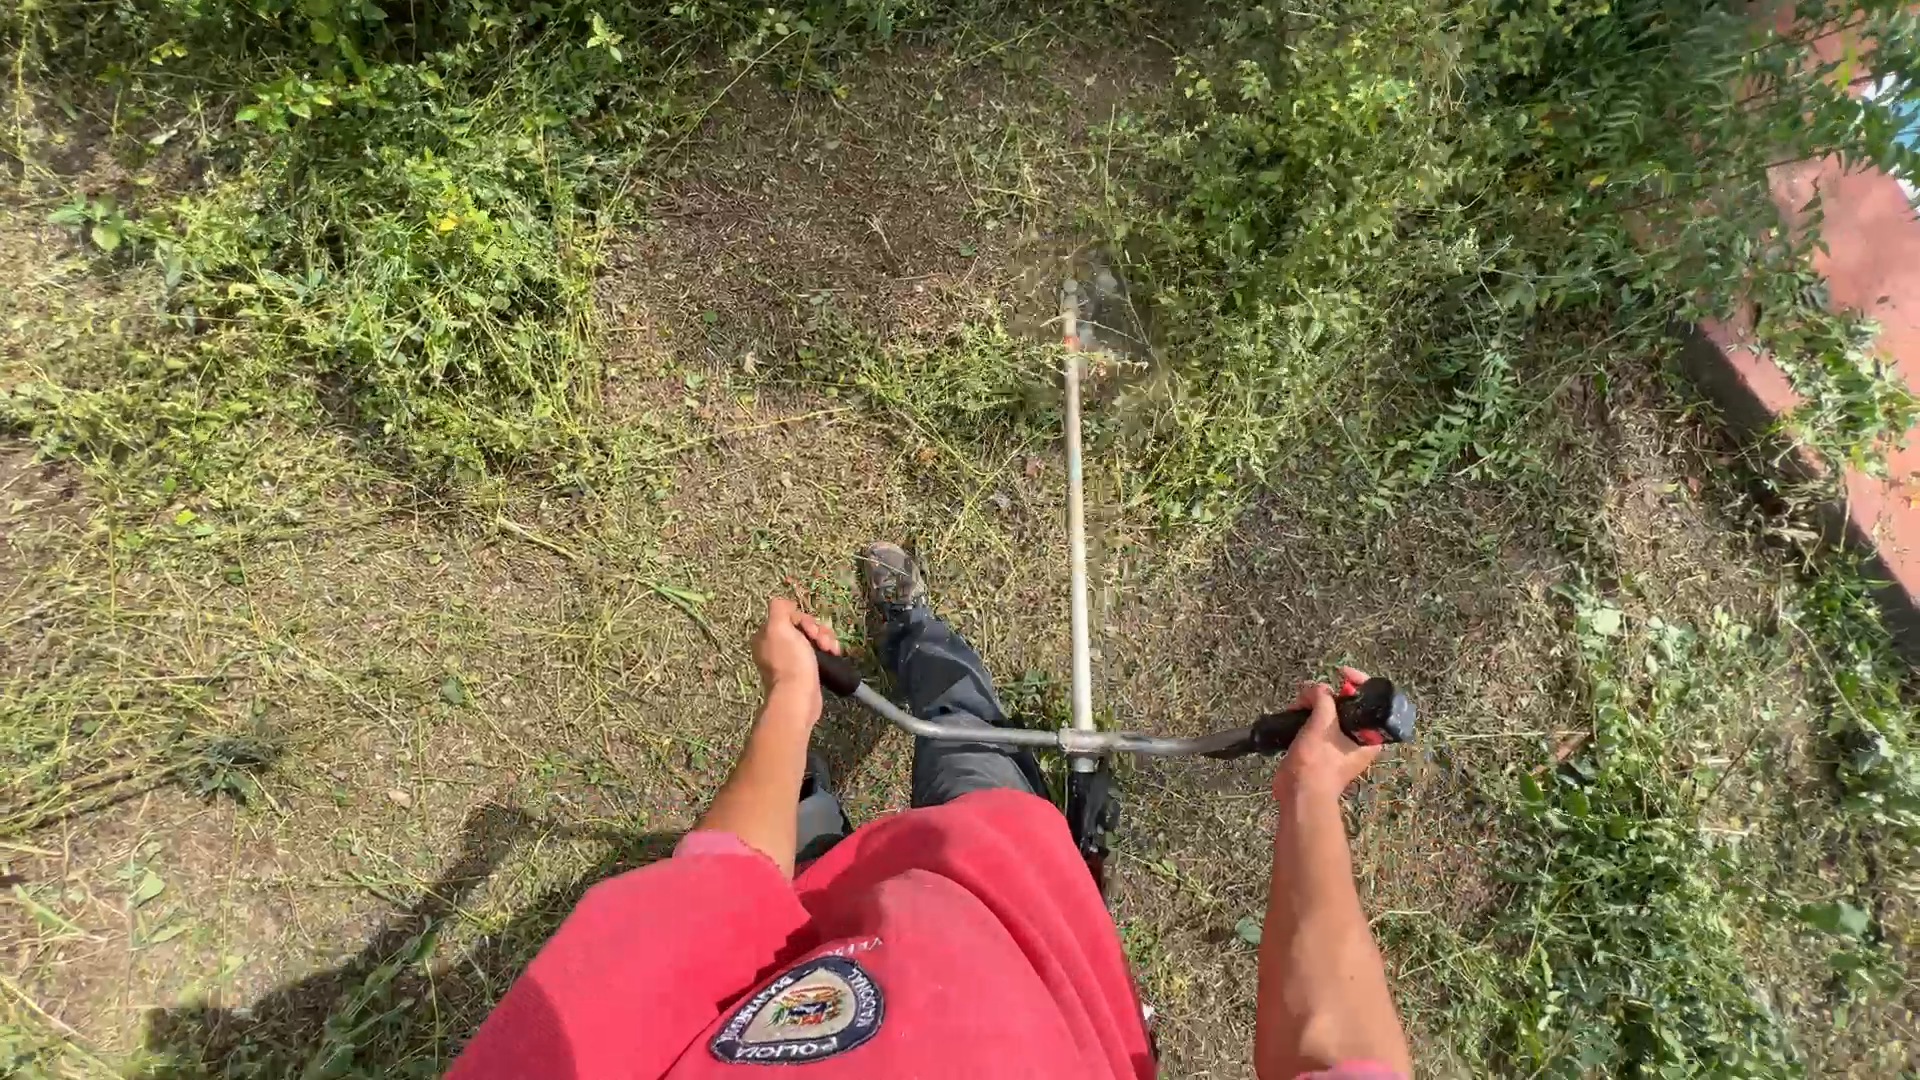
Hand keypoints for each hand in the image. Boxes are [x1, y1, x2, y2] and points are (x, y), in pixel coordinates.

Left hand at [750, 596, 841, 713]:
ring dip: (825, 640)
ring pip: (813, 638)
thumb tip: (787, 604)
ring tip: (831, 650)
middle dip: (817, 631)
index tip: (810, 631)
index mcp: (765, 636)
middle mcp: (775, 646)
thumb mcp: (779, 627)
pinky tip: (833, 654)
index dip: (804, 620)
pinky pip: (817, 652)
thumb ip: (779, 608)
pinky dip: (827, 651)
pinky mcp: (804, 669)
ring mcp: (790, 659)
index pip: (789, 616)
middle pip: (802, 627)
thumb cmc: (790, 661)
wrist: (799, 695)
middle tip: (822, 642)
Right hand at [1273, 666, 1382, 801]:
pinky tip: (1294, 713)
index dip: (1357, 681)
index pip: (1371, 699)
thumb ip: (1323, 699)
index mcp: (1370, 735)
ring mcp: (1338, 741)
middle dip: (1326, 694)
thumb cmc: (1318, 762)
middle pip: (1346, 703)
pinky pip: (1316, 721)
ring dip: (1312, 703)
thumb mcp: (1323, 725)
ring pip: (1328, 711)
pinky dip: (1305, 714)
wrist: (1300, 792)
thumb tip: (1315, 689)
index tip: (1340, 673)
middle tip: (1309, 695)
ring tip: (1297, 706)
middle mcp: (1358, 737)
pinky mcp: (1320, 745)